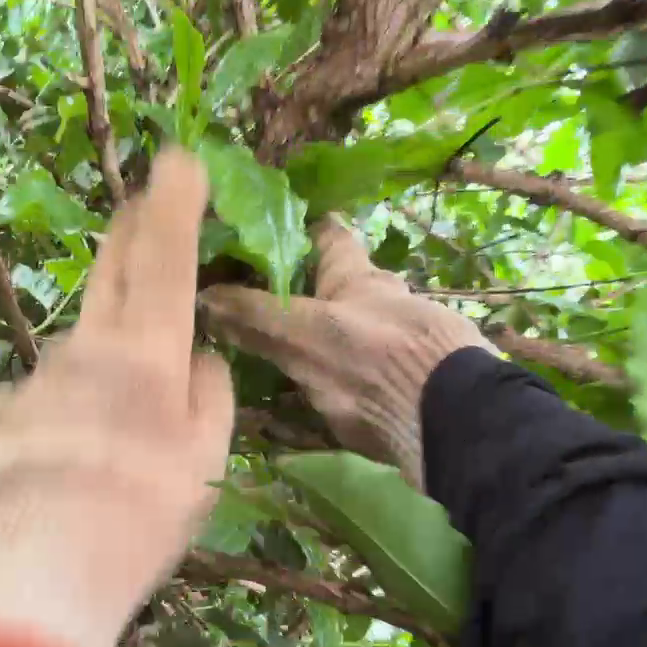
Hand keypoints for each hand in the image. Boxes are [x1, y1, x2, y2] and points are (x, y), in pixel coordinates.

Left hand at [0, 149, 234, 646]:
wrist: (46, 566)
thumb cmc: (142, 516)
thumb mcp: (207, 464)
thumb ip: (210, 396)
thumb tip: (198, 360)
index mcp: (148, 355)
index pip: (164, 258)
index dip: (173, 204)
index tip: (177, 160)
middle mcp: (86, 349)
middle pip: (109, 274)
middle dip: (127, 232)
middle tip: (137, 207)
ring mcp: (38, 377)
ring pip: (78, 346)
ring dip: (98, 353)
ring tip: (112, 416)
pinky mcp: (4, 411)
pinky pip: (46, 394)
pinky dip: (64, 407)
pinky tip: (68, 453)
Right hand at [197, 217, 493, 485]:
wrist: (444, 421)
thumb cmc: (373, 360)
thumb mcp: (304, 333)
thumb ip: (255, 317)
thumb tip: (202, 297)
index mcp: (356, 275)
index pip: (323, 231)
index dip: (291, 225)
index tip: (250, 231)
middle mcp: (373, 301)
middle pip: (325, 283)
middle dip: (288, 288)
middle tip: (238, 301)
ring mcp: (384, 343)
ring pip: (335, 327)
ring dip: (302, 336)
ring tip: (255, 349)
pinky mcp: (389, 383)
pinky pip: (344, 369)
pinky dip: (317, 375)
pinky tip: (293, 392)